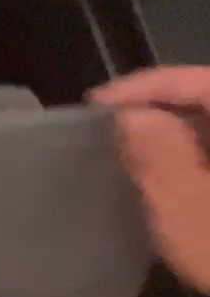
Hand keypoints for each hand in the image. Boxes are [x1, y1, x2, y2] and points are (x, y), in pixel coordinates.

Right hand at [91, 68, 209, 291]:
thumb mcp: (192, 211)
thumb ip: (160, 156)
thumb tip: (128, 113)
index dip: (152, 85)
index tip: (97, 105)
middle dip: (167, 101)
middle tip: (110, 122)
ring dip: (185, 124)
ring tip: (135, 140)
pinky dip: (204, 147)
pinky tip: (179, 167)